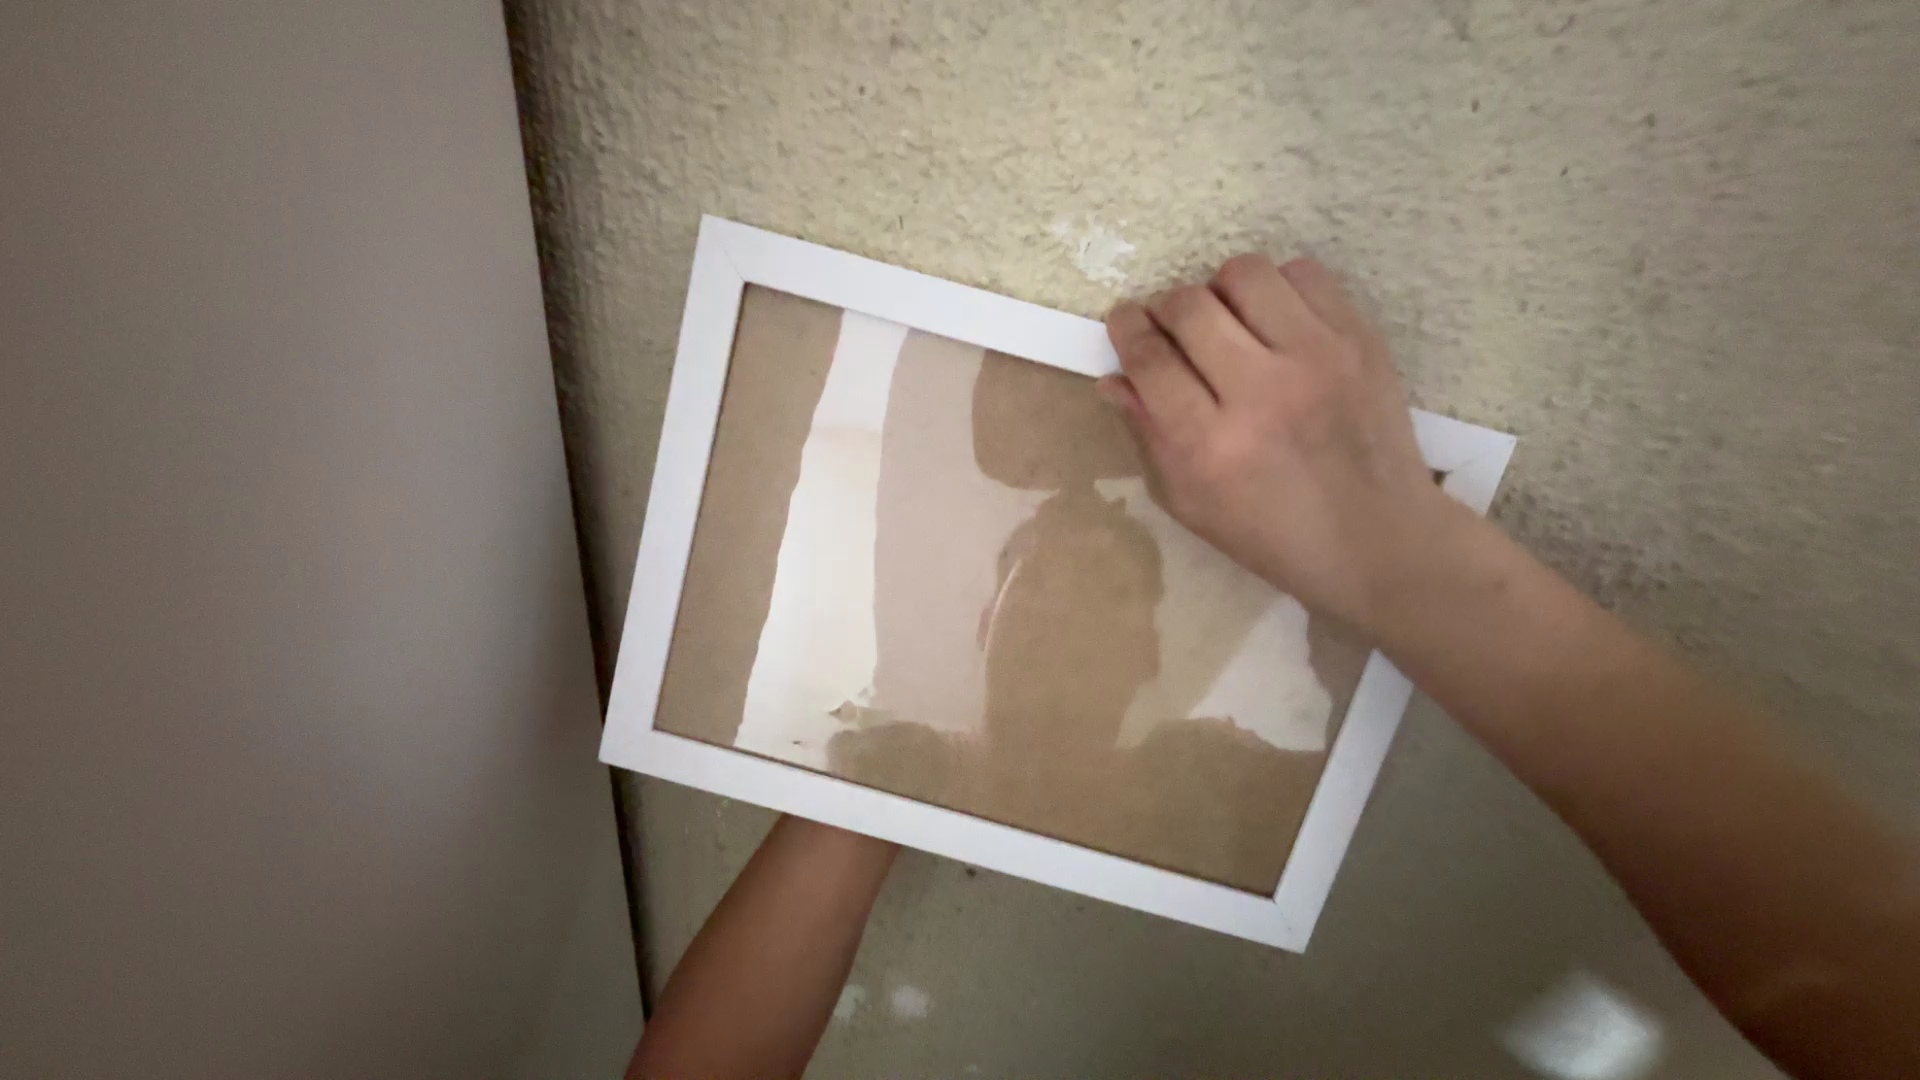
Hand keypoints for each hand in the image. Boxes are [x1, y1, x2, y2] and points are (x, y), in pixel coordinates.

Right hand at [1099, 254, 1461, 631]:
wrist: (1374, 538)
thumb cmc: (1267, 532)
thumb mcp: (1188, 502)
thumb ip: (1147, 435)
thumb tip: (1114, 378)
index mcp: (1209, 445)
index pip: (1150, 359)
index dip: (1126, 329)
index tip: (1123, 322)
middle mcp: (1261, 392)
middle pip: (1188, 307)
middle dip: (1163, 308)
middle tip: (1168, 327)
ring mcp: (1317, 358)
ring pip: (1243, 275)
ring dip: (1218, 292)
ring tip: (1225, 321)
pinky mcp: (1359, 339)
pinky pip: (1303, 273)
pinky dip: (1275, 289)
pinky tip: (1273, 323)